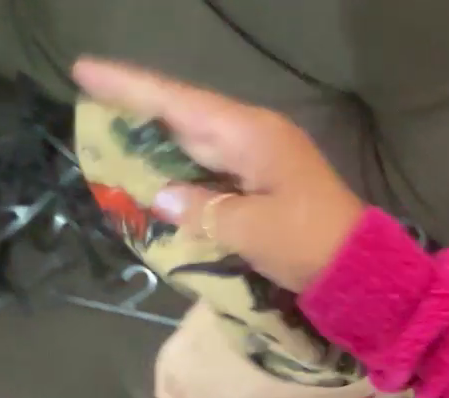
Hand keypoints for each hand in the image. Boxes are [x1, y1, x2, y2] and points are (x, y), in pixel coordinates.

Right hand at [72, 57, 365, 291]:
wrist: (364, 274)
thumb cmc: (309, 245)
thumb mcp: (250, 229)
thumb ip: (203, 210)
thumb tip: (165, 197)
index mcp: (251, 135)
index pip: (179, 103)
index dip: (130, 89)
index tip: (84, 72)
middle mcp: (258, 141)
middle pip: (189, 121)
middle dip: (142, 119)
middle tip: (94, 117)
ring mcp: (269, 166)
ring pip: (204, 150)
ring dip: (166, 153)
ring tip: (120, 151)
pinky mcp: (275, 193)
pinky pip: (222, 177)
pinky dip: (194, 181)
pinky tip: (169, 188)